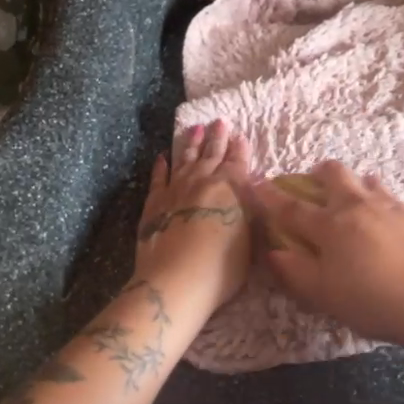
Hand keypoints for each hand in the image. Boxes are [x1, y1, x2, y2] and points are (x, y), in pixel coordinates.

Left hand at [136, 120, 252, 308]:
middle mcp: (203, 180)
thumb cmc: (221, 267)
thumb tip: (249, 194)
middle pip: (212, 154)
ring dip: (192, 144)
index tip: (240, 135)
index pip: (238, 162)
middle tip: (219, 121)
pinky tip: (162, 157)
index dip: (240, 149)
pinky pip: (159, 178)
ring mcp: (176, 189)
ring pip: (186, 159)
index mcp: (230, 187)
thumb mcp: (249, 240)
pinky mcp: (154, 203)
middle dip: (217, 137)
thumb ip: (248, 212)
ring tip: (196, 128)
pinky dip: (161, 166)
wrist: (175, 282)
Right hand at [247, 160, 403, 350]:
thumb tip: (272, 251)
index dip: (270, 195)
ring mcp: (386, 205)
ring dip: (352, 185)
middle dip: (318, 173)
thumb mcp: (323, 295)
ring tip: (352, 204)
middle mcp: (355, 205)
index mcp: (329, 226)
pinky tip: (382, 221)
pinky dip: (377, 200)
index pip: (291, 207)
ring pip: (363, 179)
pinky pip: (388, 195)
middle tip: (314, 185)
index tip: (255, 181)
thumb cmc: (370, 301)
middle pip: (332, 173)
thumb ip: (294, 271)